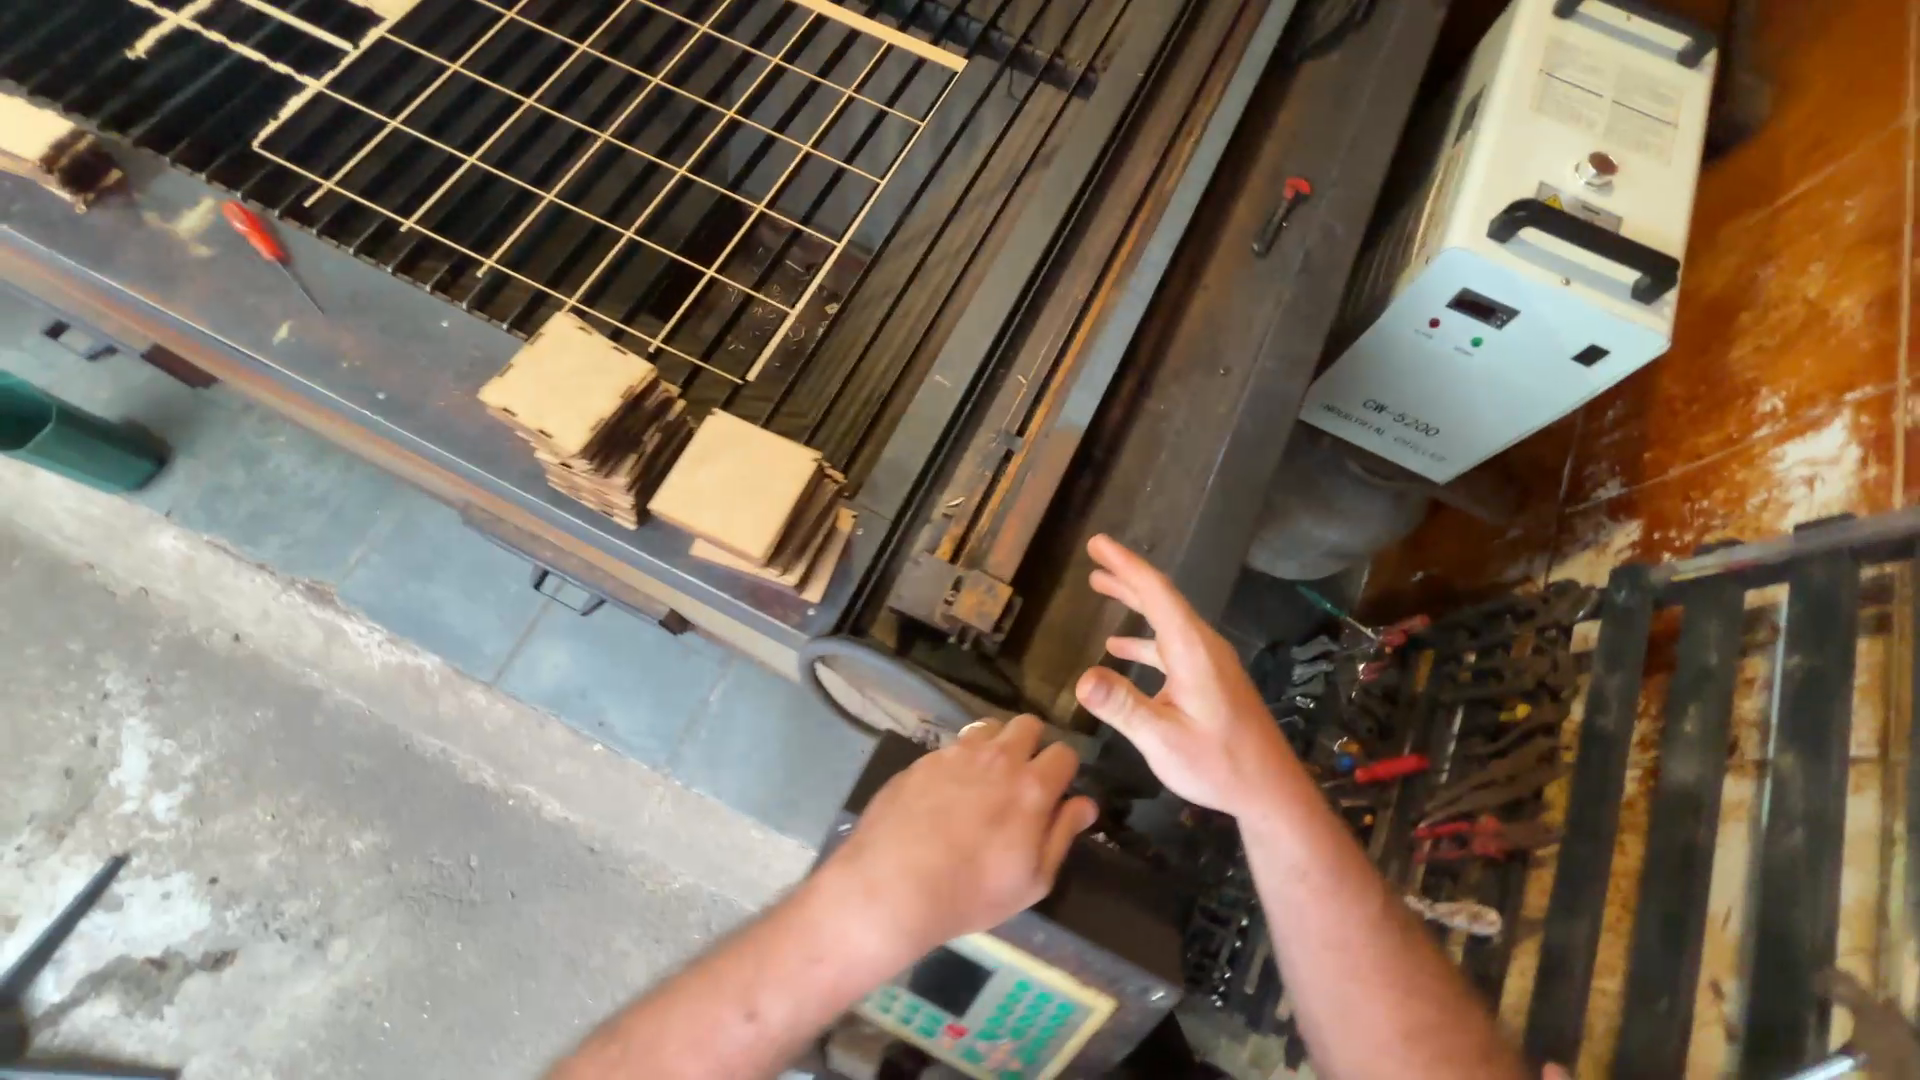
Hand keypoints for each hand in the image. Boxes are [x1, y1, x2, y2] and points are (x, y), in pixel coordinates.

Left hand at [816, 715, 1098, 960]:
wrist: (892, 887)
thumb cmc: (971, 894)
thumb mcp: (1033, 881)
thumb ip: (1062, 835)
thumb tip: (1085, 804)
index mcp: (1032, 786)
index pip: (1065, 753)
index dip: (1064, 770)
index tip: (1055, 789)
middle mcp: (997, 758)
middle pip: (1028, 724)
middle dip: (1033, 744)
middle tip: (1023, 775)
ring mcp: (956, 753)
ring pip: (989, 727)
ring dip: (996, 744)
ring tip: (985, 776)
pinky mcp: (924, 758)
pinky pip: (953, 746)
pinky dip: (960, 759)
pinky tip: (947, 790)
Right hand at [1073, 534, 1305, 817]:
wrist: (1271, 790)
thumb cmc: (1219, 763)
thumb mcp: (1163, 738)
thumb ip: (1122, 705)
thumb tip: (1080, 678)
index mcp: (1192, 650)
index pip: (1157, 593)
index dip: (1126, 565)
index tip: (1098, 543)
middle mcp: (1202, 647)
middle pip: (1162, 599)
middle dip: (1127, 575)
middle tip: (1095, 556)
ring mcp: (1208, 663)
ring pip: (1166, 620)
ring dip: (1134, 602)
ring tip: (1102, 587)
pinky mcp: (1209, 680)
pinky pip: (1171, 645)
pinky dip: (1143, 639)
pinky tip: (1119, 649)